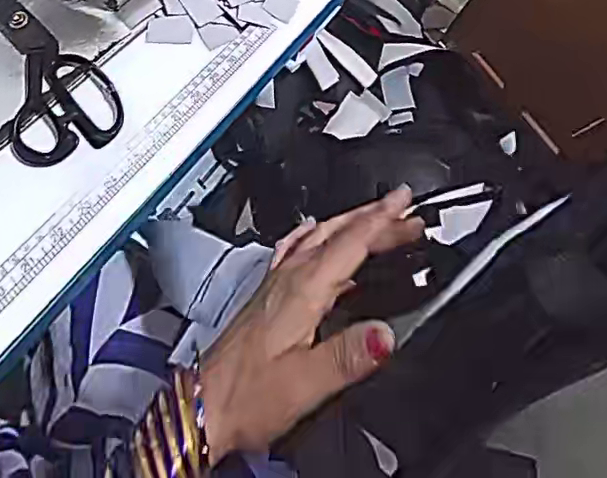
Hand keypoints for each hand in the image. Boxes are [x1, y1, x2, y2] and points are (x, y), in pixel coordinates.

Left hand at [198, 188, 425, 459]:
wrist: (203, 404)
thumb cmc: (247, 395)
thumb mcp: (305, 383)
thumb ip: (349, 356)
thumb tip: (386, 334)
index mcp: (303, 289)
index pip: (351, 242)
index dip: (382, 219)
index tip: (404, 201)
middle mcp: (290, 276)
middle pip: (338, 232)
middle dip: (375, 216)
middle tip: (404, 208)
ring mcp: (278, 281)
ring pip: (321, 235)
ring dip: (352, 221)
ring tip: (375, 215)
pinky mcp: (270, 292)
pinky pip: (299, 247)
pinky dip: (319, 234)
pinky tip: (316, 232)